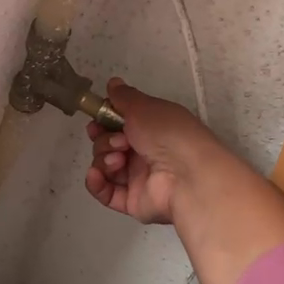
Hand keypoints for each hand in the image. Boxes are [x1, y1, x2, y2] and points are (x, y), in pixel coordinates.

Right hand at [85, 78, 283, 283]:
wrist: (186, 175)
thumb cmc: (168, 134)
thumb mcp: (144, 107)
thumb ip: (124, 97)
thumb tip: (113, 82)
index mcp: (151, 129)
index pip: (118, 124)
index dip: (104, 121)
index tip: (97, 119)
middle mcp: (144, 153)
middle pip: (108, 145)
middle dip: (104, 140)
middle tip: (118, 142)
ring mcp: (138, 178)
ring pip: (105, 166)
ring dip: (104, 159)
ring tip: (119, 160)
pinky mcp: (132, 201)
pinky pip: (105, 192)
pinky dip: (96, 183)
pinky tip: (97, 174)